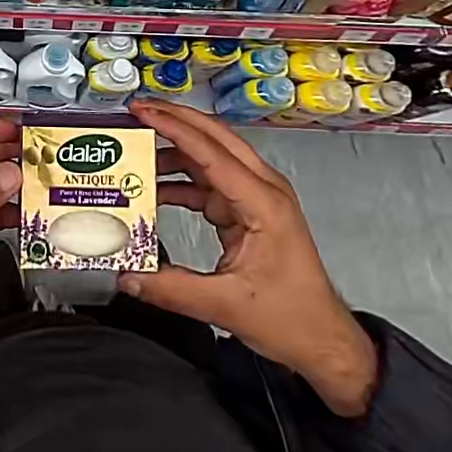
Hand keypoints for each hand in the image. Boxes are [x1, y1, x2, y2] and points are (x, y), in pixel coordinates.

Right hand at [118, 100, 377, 416]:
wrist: (323, 340)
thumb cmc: (293, 318)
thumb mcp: (227, 306)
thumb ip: (172, 289)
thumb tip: (128, 276)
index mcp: (264, 203)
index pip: (212, 151)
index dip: (174, 127)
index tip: (144, 113)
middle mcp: (263, 189)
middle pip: (215, 136)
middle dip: (175, 119)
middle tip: (139, 111)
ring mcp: (256, 196)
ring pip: (210, 155)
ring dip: (175, 148)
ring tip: (139, 147)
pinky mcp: (247, 208)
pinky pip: (208, 181)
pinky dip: (180, 180)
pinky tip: (155, 189)